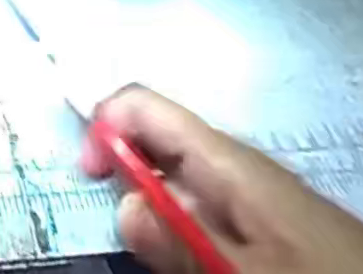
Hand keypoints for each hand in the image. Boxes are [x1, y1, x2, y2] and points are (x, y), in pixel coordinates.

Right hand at [82, 87, 362, 273]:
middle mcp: (237, 162)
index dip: (104, 126)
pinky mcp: (275, 223)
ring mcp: (258, 191)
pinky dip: (190, 226)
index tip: (87, 174)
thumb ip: (182, 240)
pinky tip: (201, 257)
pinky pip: (213, 207)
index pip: (143, 105)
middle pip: (159, 142)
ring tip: (164, 252)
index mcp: (225, 158)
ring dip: (159, 207)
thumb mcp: (247, 273)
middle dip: (130, 175)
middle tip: (128, 232)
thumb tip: (123, 205)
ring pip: (184, 181)